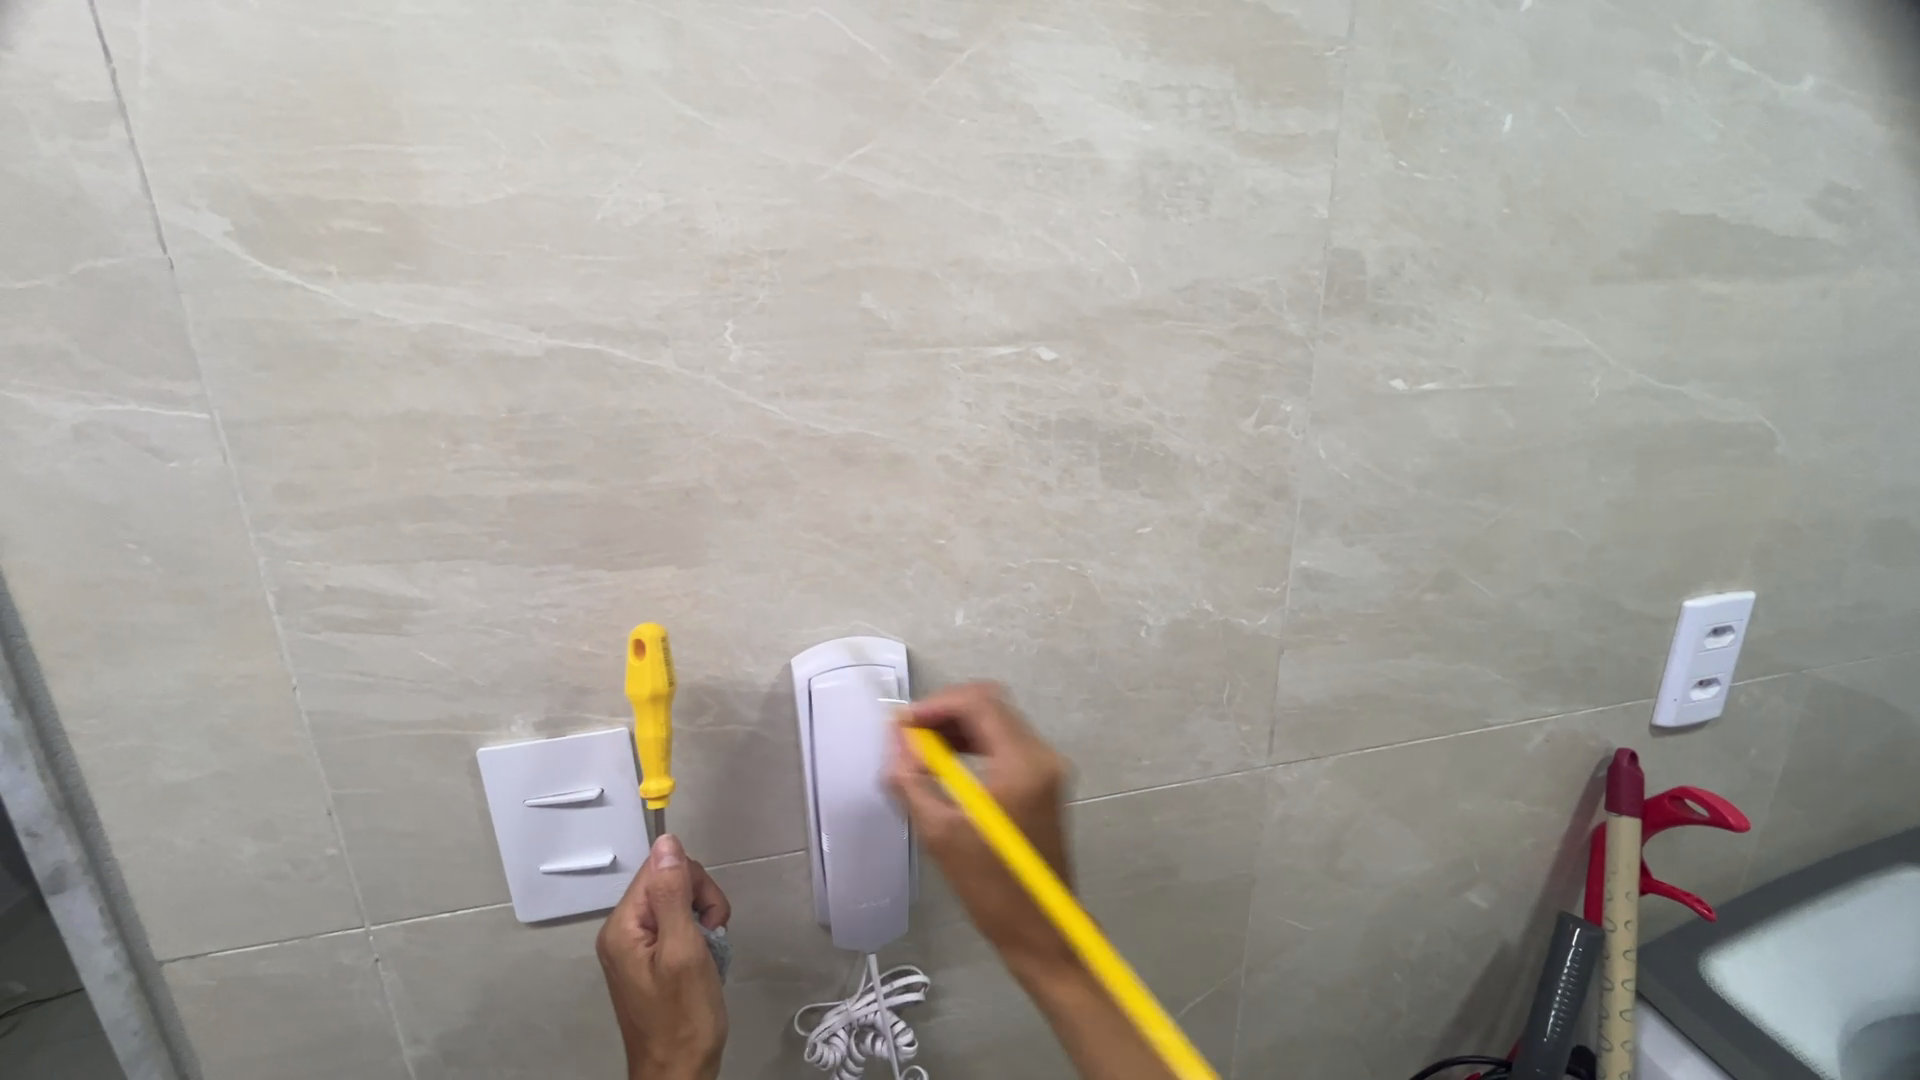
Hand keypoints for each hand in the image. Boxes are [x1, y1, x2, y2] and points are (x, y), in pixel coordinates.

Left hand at [597, 834, 729, 1079]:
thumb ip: (674, 894)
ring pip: (680, 900)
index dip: (692, 883)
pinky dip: (700, 934)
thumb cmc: (684, 1016)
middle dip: (702, 900)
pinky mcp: (652, 958)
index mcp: (623, 926)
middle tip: (712, 935)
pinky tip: (705, 958)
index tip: (707, 917)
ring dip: (705, 918)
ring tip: (710, 951)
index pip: (659, 868)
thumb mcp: (683, 950)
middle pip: (670, 881)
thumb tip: (667, 842)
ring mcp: (636, 946)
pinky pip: (680, 924)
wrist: (680, 1073)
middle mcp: (623, 930)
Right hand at [887, 682, 1074, 974]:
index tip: (902, 725)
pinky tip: (945, 762)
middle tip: (908, 735)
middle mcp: (1042, 755)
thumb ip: (912, 781)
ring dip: (958, 726)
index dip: (936, 705)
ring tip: (919, 748)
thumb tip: (894, 742)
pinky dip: (974, 741)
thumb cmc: (992, 889)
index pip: (980, 703)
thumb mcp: (941, 835)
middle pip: (990, 705)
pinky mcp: (1044, 780)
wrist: (1042, 930)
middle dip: (945, 712)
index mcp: (1023, 764)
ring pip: (998, 720)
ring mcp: (1047, 767)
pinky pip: (1005, 742)